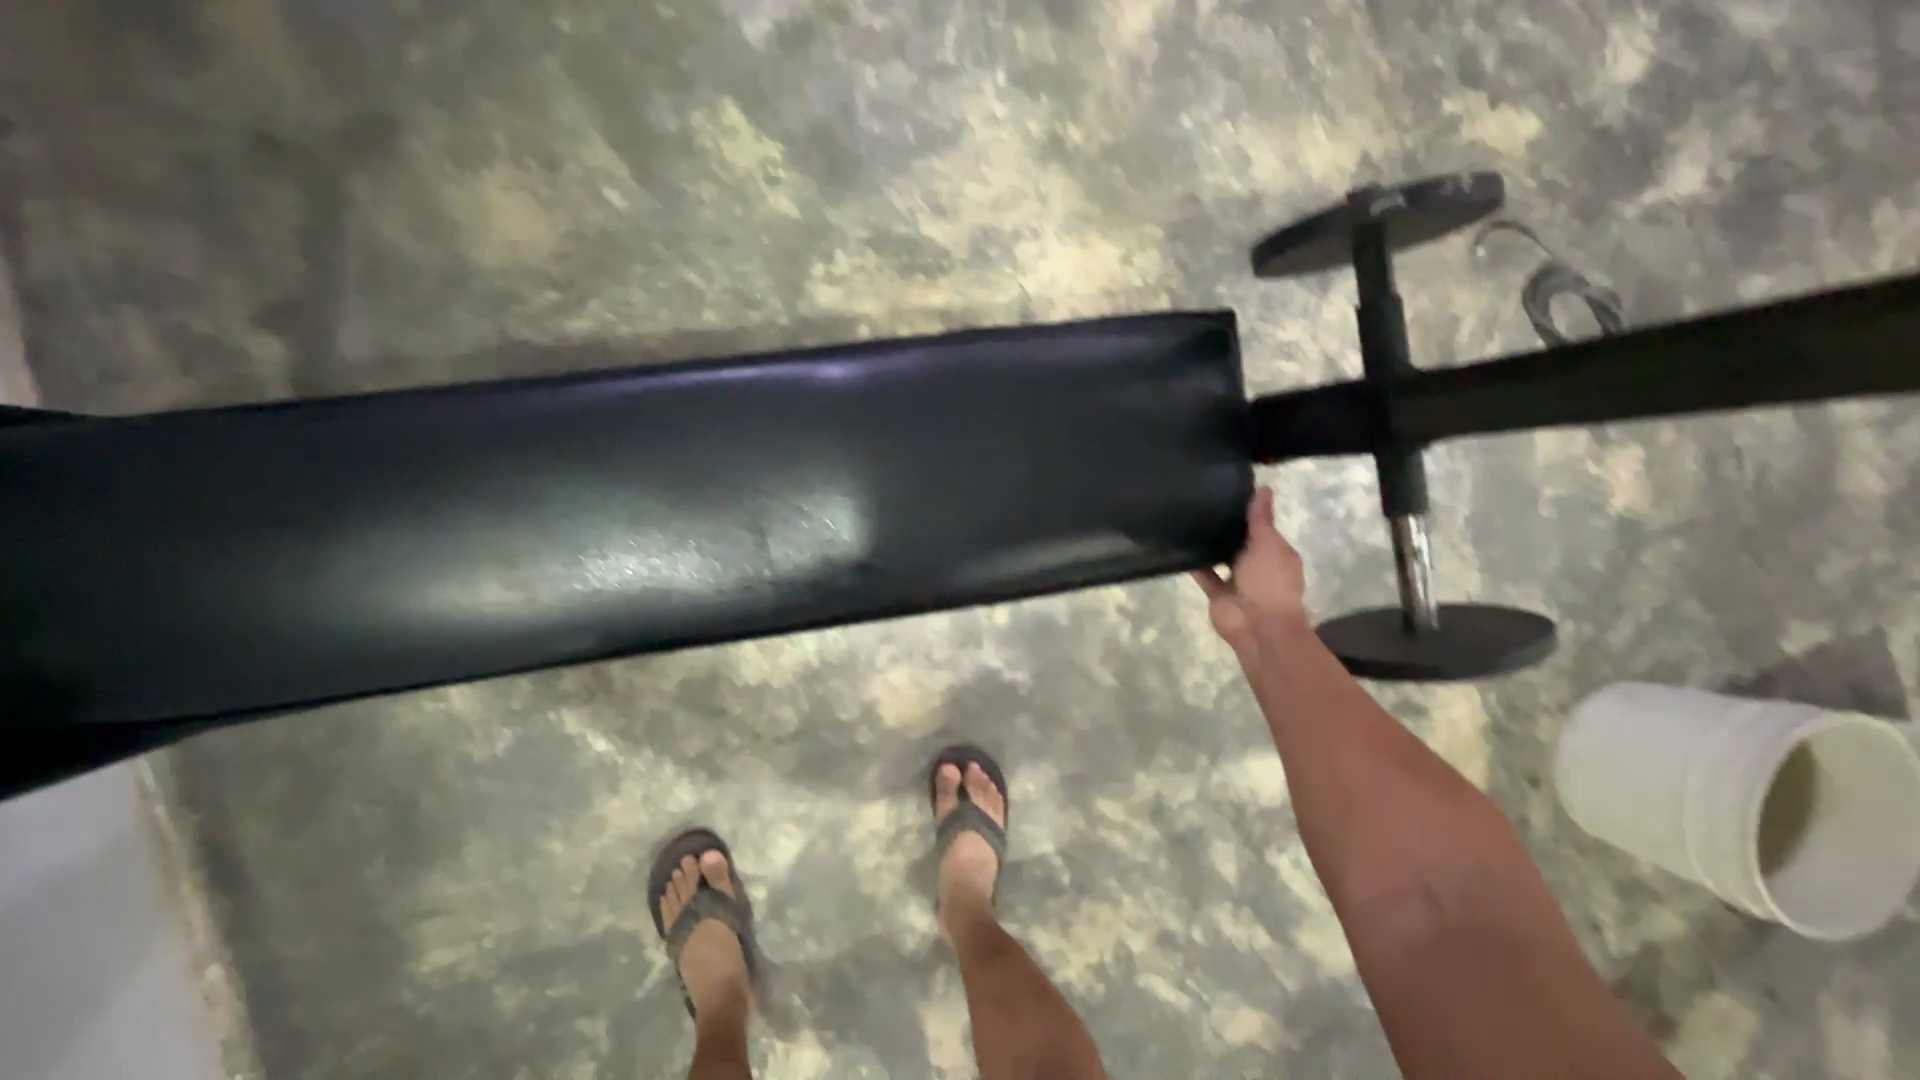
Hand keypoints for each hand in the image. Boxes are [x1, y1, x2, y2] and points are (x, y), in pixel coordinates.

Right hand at [1191, 486, 1308, 655]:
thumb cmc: (1270, 581)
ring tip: (1188, 519)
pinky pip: (1205, 575)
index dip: (1249, 512)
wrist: (1258, 626)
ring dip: (1210, 545)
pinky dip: (1195, 564)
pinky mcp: (1219, 594)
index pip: (1263, 528)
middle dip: (1227, 528)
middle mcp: (1258, 565)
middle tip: (1202, 502)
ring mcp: (1238, 581)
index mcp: (1276, 553)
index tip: (1228, 491)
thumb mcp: (1268, 544)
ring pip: (1222, 558)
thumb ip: (1261, 518)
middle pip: (1241, 542)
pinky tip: (1180, 546)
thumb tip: (1263, 487)